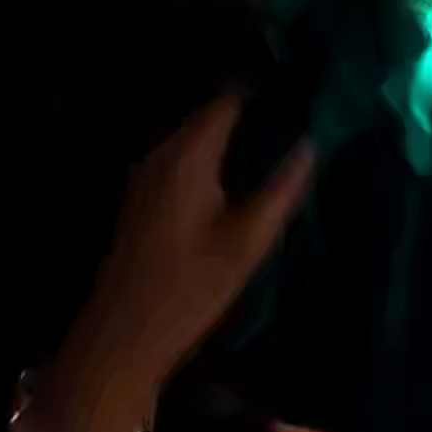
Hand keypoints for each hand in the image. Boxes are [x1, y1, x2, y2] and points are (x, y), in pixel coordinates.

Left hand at [31, 95, 313, 431]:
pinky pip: (181, 150)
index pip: (227, 100)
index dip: (260, 90)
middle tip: (288, 113)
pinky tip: (233, 167)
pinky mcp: (141, 193)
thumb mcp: (249, 241)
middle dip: (247, 105)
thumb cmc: (192, 288)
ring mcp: (146, 174)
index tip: (293, 91)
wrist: (122, 341)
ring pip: (194, 131)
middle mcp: (163, 155)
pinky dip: (210, 146)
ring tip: (268, 135)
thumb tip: (310, 145)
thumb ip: (284, 187)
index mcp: (189, 158)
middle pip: (209, 112)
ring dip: (228, 126)